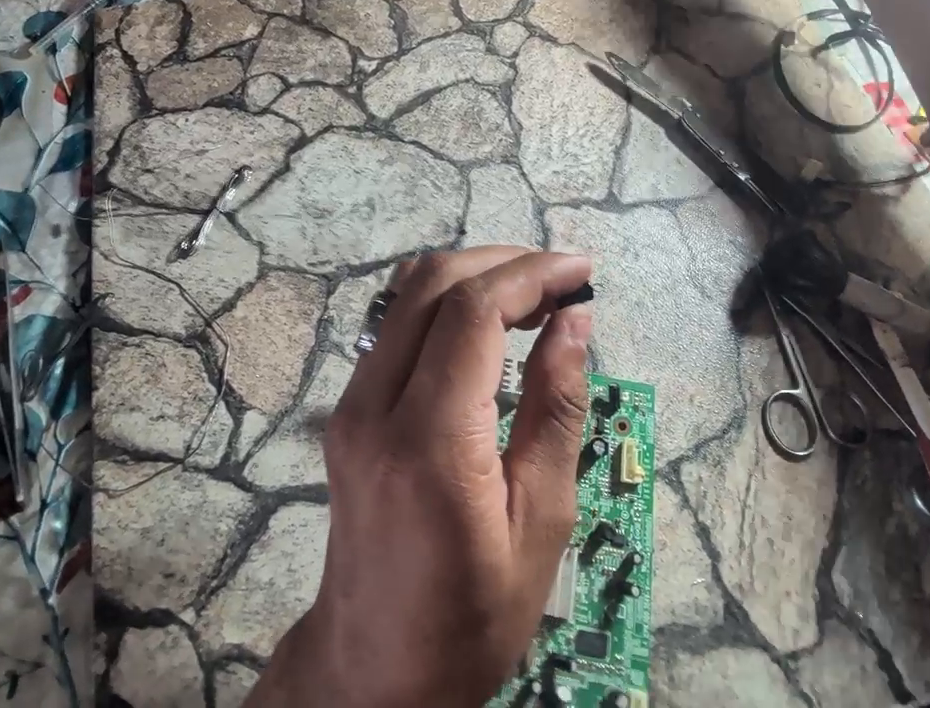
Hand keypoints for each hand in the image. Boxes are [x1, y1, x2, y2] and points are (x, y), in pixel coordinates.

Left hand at [251, 247, 595, 707]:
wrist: (376, 665)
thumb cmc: (473, 613)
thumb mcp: (540, 521)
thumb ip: (555, 409)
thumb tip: (574, 322)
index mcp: (429, 441)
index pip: (472, 312)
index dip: (531, 274)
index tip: (582, 271)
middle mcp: (374, 407)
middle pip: (430, 284)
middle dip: (502, 263)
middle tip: (562, 280)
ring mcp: (350, 406)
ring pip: (405, 297)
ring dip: (472, 278)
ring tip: (533, 297)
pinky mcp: (346, 413)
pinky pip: (393, 330)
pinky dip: (445, 307)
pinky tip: (489, 327)